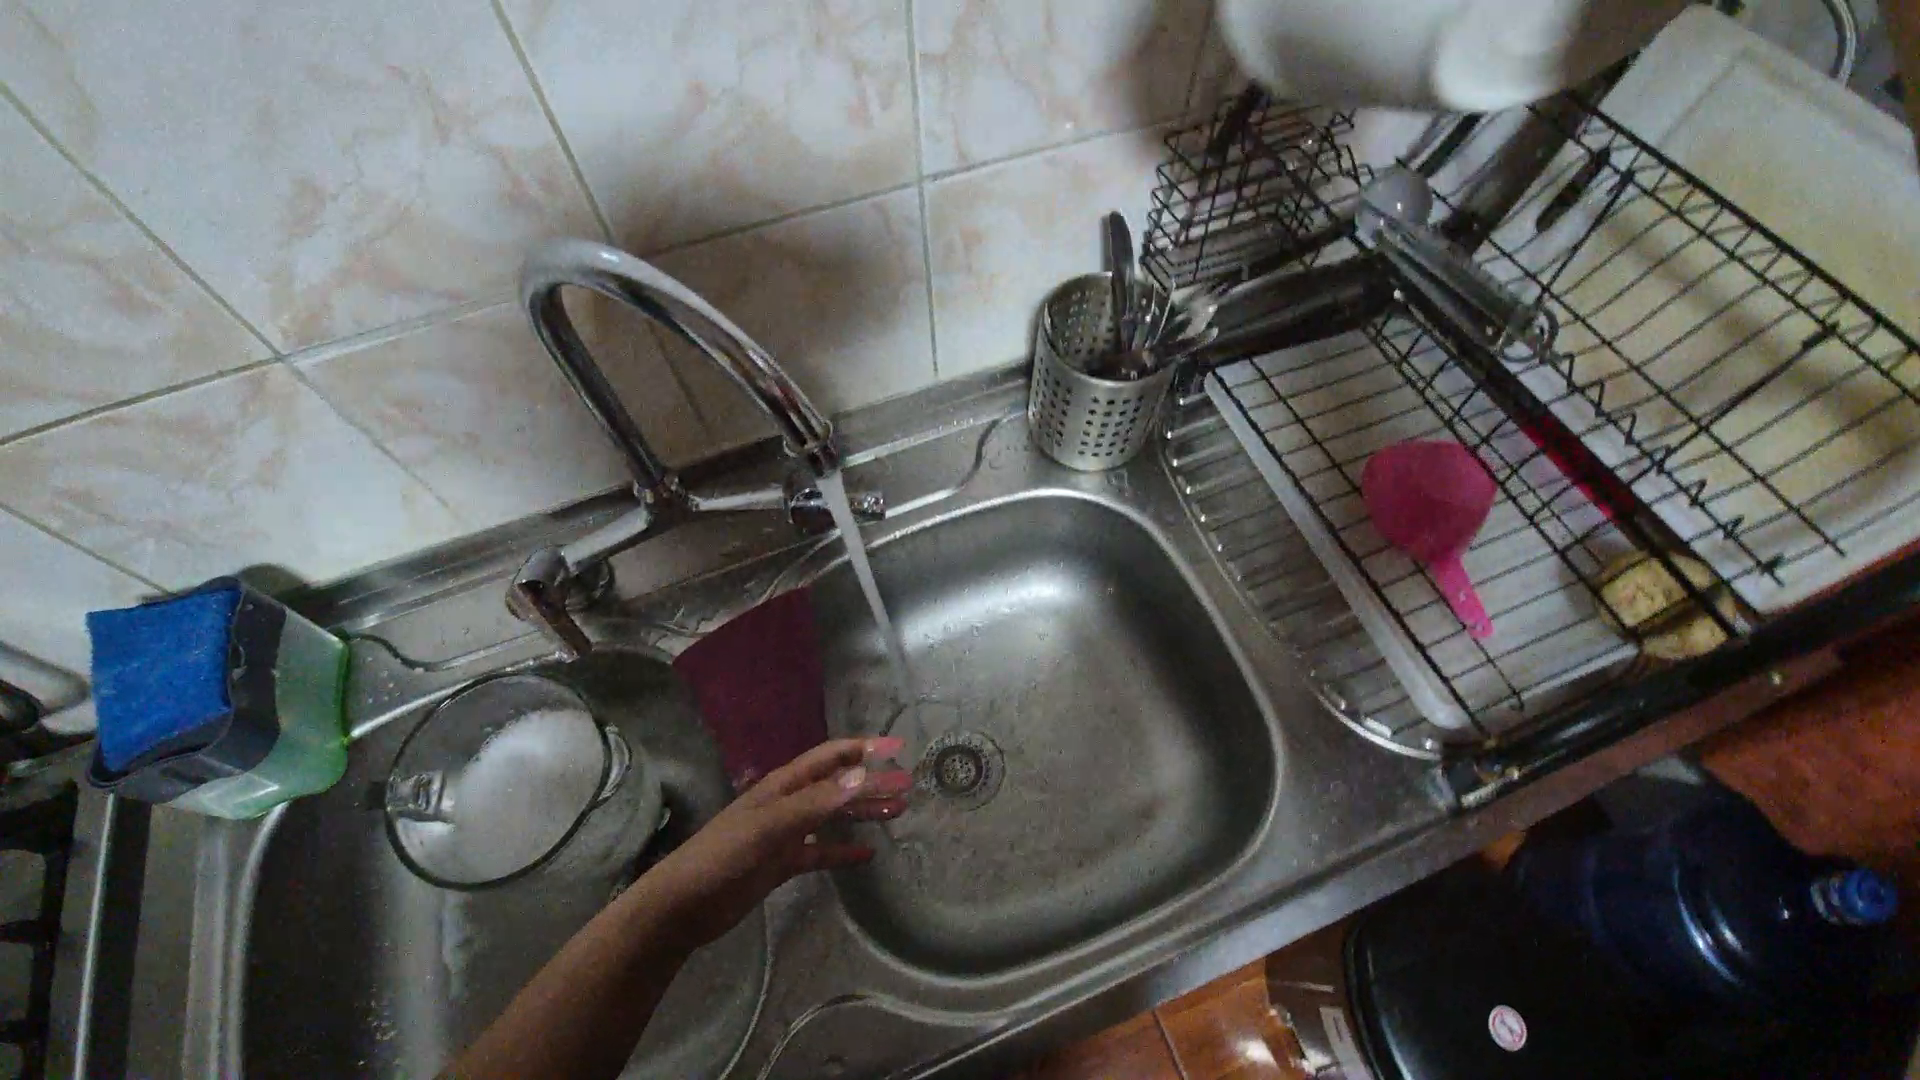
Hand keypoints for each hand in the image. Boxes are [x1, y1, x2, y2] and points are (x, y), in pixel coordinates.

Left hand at [641, 737, 911, 947]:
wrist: (683, 905)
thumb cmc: (723, 855)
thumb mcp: (770, 826)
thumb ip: (815, 803)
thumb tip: (861, 777)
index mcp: (783, 785)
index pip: (830, 757)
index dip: (863, 749)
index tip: (897, 748)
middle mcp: (788, 802)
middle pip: (837, 785)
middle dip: (872, 782)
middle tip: (908, 787)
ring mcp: (785, 833)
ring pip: (833, 816)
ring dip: (863, 812)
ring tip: (898, 812)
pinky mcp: (782, 863)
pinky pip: (821, 852)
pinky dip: (844, 851)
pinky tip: (867, 855)